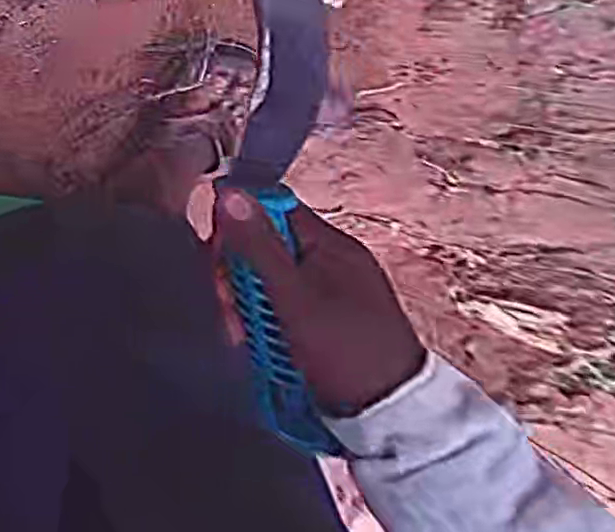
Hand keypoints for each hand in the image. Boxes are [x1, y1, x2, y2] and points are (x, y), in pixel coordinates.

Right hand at [212, 188, 426, 415]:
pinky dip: (262, 311)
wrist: (396, 422)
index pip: (270, 205)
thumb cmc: (344, 351)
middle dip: (237, 269)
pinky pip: (280, 294)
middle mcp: (332, 258)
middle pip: (263, 240)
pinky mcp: (326, 312)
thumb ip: (257, 243)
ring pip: (267, 271)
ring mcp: (331, 286)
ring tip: (240, 326)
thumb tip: (229, 191)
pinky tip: (255, 333)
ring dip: (244, 295)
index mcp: (331, 244)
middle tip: (228, 299)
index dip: (237, 221)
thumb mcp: (292, 295)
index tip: (219, 250)